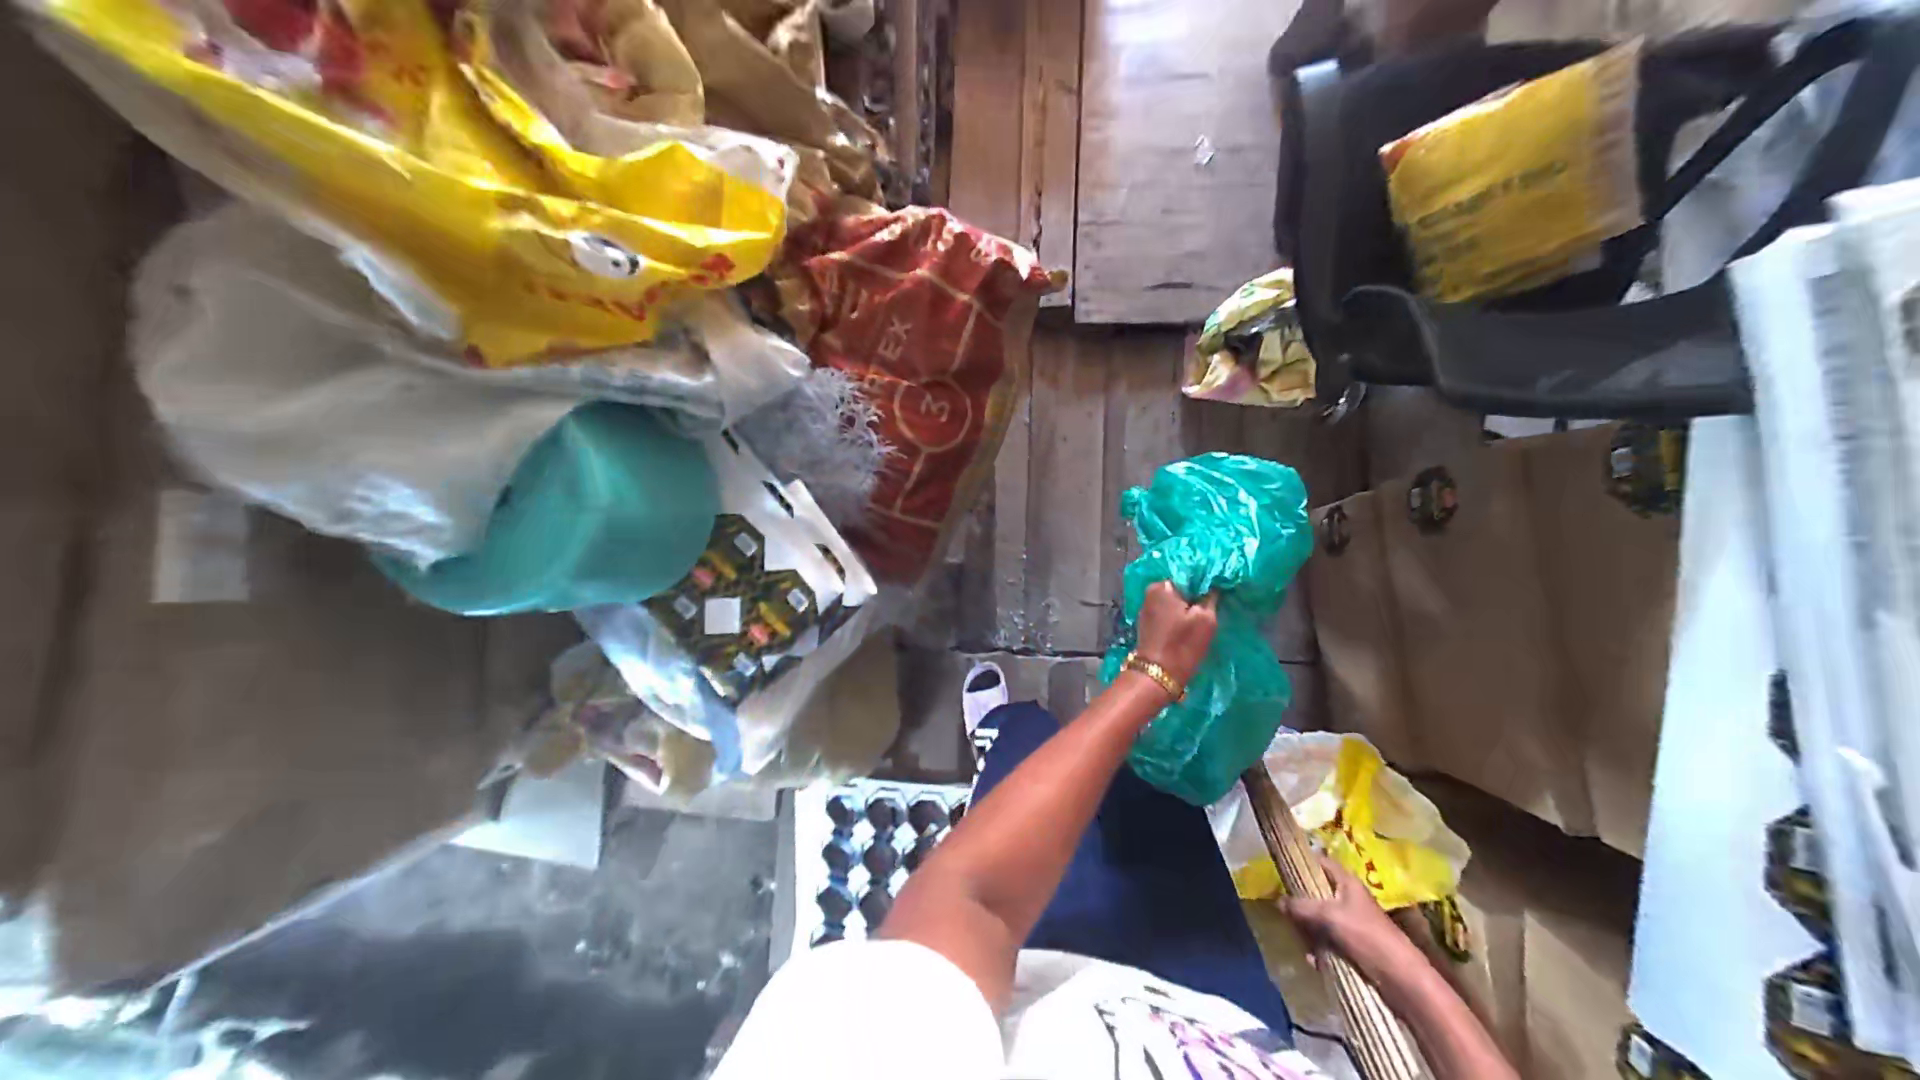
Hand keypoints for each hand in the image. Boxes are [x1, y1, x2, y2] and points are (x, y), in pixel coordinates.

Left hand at [1134, 582, 1216, 687]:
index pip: (1189, 573)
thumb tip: (1214, 585)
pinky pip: (1167, 611)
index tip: (1221, 586)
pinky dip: (1179, 614)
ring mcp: (1147, 607)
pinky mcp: (1148, 621)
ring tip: (1206, 610)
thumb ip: (1210, 597)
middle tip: (1216, 600)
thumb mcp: (1205, 619)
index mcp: (1162, 586)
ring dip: (1188, 604)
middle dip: (1196, 592)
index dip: (1206, 580)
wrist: (1157, 675)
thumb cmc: (1182, 644)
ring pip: (1174, 599)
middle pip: (1180, 586)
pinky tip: (1191, 621)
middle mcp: (1150, 592)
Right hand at [1279, 854, 1418, 977]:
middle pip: (1315, 893)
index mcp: (1346, 882)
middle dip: (1300, 907)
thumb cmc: (1366, 936)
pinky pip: (1327, 940)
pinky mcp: (1353, 945)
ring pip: (1318, 919)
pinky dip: (1319, 949)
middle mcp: (1348, 898)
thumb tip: (1278, 900)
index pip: (1319, 862)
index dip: (1300, 862)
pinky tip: (1315, 962)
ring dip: (1308, 932)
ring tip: (1304, 946)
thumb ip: (1300, 906)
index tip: (1280, 869)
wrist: (1401, 978)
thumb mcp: (1328, 916)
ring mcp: (1351, 922)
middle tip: (1288, 916)